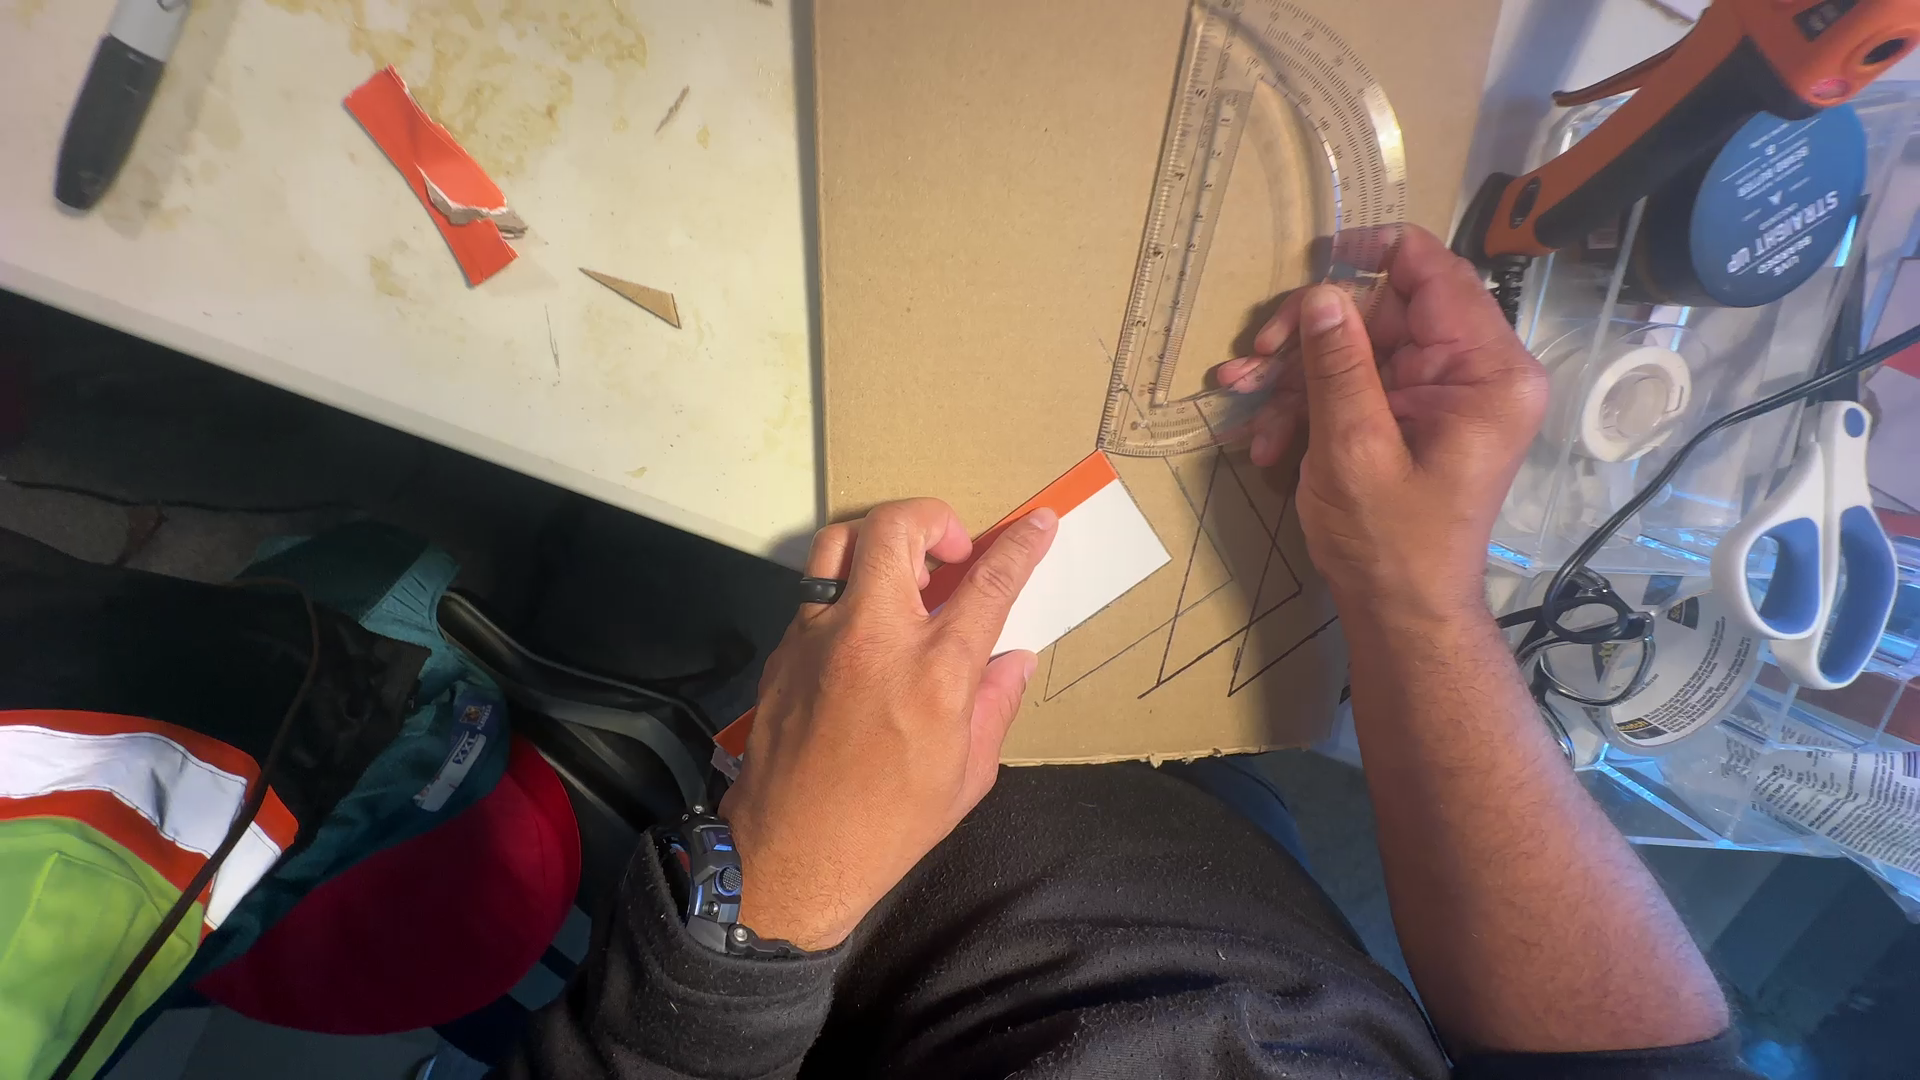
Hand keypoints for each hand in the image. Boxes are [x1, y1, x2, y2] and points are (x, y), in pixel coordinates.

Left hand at [719, 498, 1056, 950]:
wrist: (790, 857)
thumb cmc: (890, 824)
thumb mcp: (968, 774)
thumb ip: (996, 704)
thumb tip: (1014, 658)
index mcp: (935, 671)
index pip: (988, 583)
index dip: (1020, 544)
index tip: (1038, 522)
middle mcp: (874, 635)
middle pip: (896, 528)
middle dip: (933, 518)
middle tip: (950, 551)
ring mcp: (819, 636)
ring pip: (842, 540)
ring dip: (881, 541)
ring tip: (902, 576)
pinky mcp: (784, 649)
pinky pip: (817, 590)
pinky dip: (849, 589)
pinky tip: (862, 630)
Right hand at [1215, 226, 1545, 623]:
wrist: (1398, 608)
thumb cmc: (1388, 539)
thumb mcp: (1354, 449)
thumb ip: (1339, 367)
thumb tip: (1320, 295)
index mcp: (1483, 372)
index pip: (1436, 276)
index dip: (1376, 253)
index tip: (1318, 256)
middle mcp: (1466, 374)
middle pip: (1379, 318)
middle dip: (1306, 340)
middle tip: (1251, 363)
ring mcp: (1432, 398)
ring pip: (1352, 356)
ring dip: (1291, 380)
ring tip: (1239, 402)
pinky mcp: (1402, 421)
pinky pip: (1348, 393)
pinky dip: (1303, 412)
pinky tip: (1267, 444)